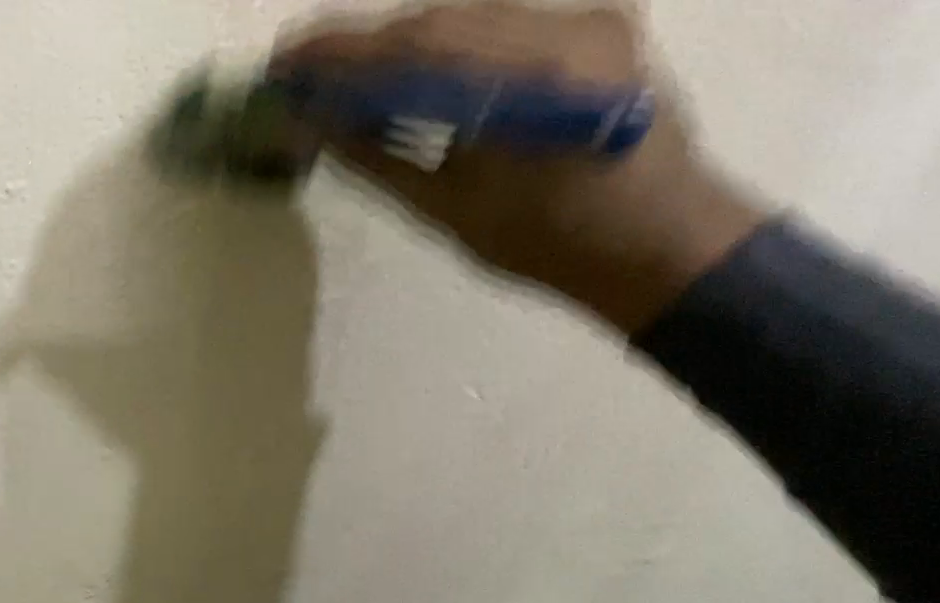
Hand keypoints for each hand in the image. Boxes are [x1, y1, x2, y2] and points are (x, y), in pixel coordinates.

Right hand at [275, 1, 765, 332]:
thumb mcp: (447, 209)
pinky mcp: (593, 26)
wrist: (656, 242)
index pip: (412, 47)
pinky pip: (500, 26)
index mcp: (526, 83)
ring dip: (398, 45)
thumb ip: (379, 160)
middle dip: (362, 44)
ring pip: (467, 17)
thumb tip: (317, 126)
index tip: (283, 64)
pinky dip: (444, 47)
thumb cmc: (545, 244)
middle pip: (438, 20)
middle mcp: (563, 29)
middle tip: (301, 68)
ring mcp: (584, 20)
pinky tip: (407, 72)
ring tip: (343, 73)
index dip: (339, 52)